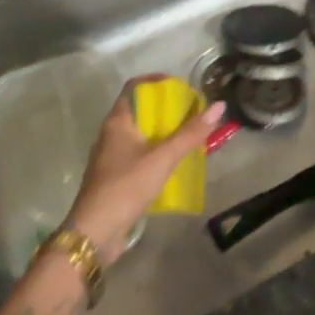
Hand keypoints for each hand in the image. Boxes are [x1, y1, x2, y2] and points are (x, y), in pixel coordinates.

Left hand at [64, 76, 224, 266]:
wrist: (95, 232)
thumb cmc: (126, 187)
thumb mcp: (163, 158)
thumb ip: (190, 133)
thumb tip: (219, 106)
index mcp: (117, 121)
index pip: (134, 87)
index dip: (157, 81)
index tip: (181, 86)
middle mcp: (111, 134)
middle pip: (139, 109)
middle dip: (166, 108)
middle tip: (192, 112)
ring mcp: (111, 157)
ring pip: (140, 134)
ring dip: (163, 132)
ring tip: (188, 136)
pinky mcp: (115, 177)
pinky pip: (138, 154)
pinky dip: (156, 152)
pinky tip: (174, 163)